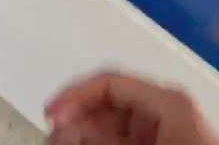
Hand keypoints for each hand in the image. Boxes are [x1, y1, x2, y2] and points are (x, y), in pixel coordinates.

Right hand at [44, 71, 218, 144]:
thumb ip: (101, 138)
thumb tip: (63, 128)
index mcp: (168, 99)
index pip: (110, 80)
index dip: (75, 93)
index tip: (49, 113)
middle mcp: (167, 109)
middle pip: (111, 103)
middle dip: (78, 118)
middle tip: (52, 135)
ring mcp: (169, 132)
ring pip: (115, 125)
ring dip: (87, 133)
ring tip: (63, 142)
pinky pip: (126, 140)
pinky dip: (104, 143)